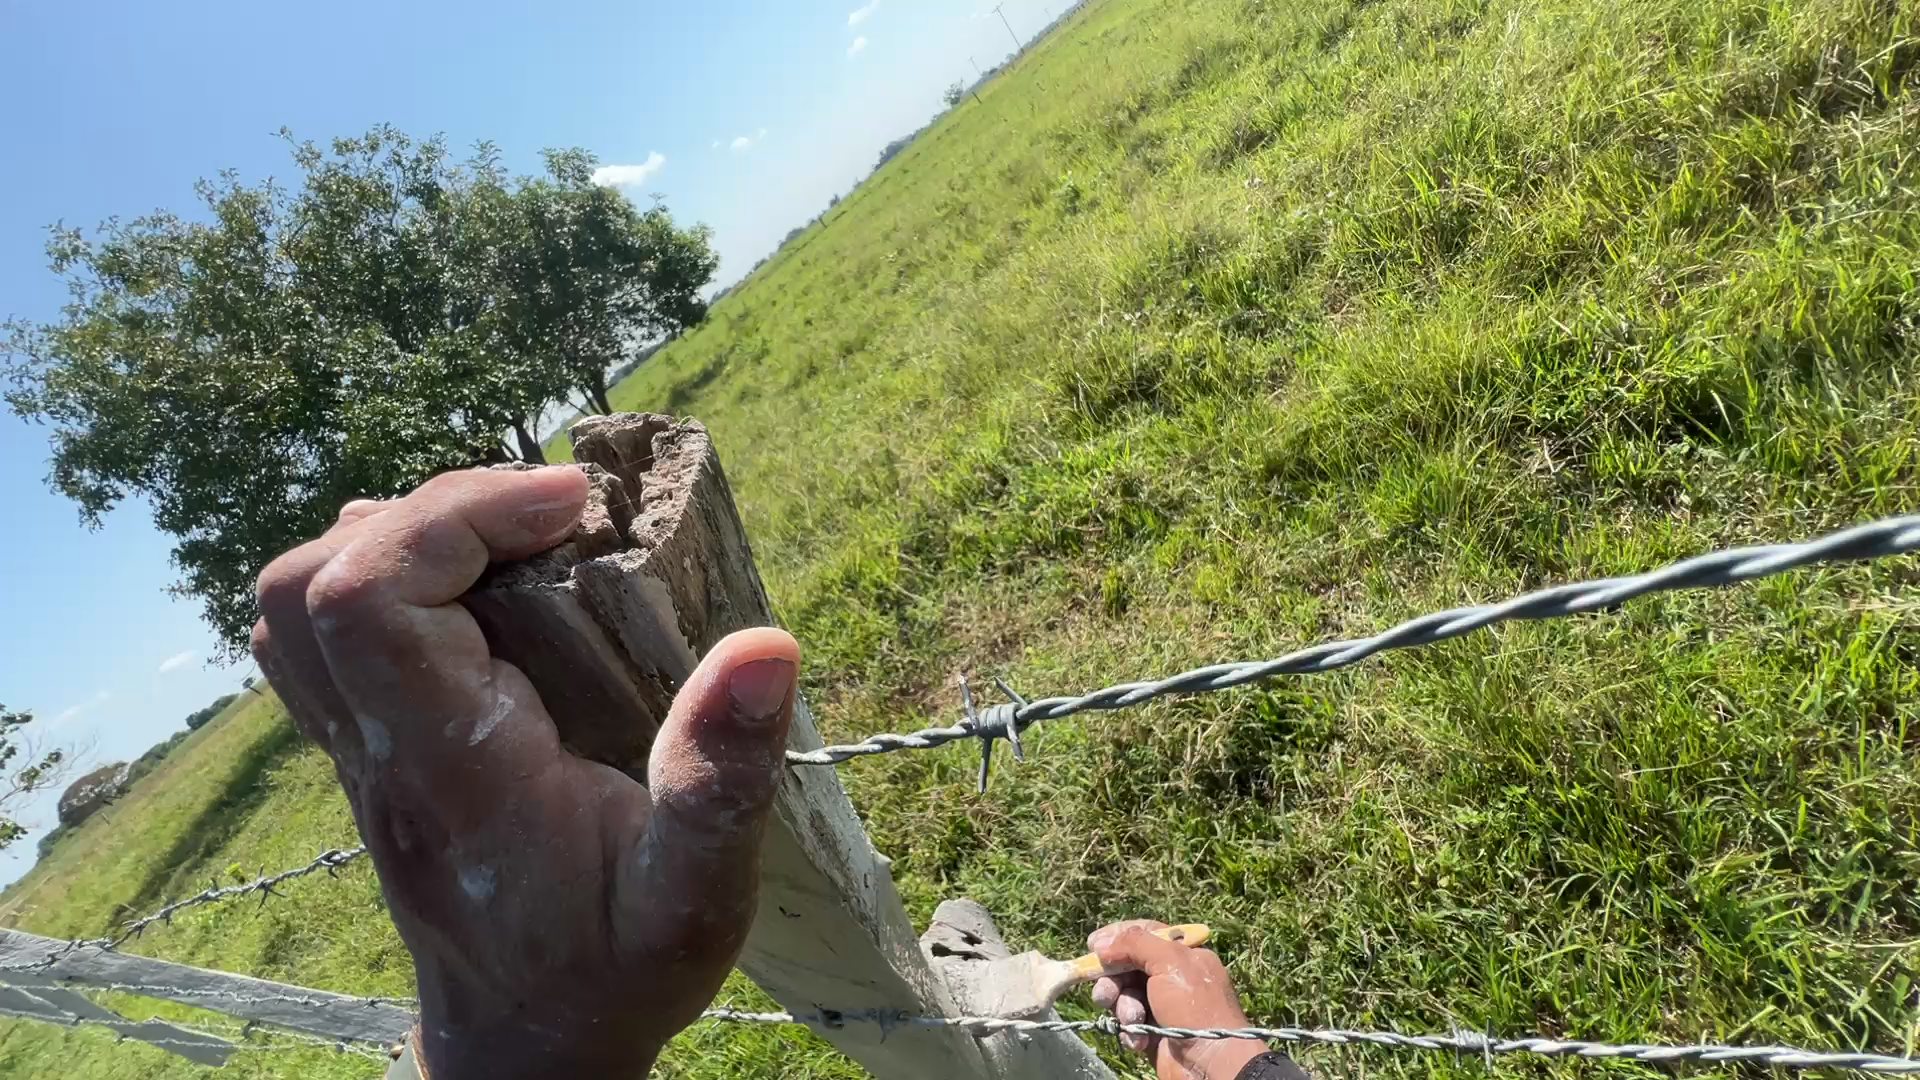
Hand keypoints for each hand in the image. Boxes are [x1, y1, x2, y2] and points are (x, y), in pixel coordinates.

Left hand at [252, 466, 798, 1079]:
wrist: (532, 1050)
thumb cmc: (619, 971)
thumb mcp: (697, 890)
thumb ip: (724, 773)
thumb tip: (767, 646)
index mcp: (451, 770)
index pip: (371, 598)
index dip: (461, 517)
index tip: (575, 505)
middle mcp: (382, 754)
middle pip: (315, 583)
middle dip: (437, 513)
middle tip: (553, 514)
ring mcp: (366, 759)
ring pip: (304, 609)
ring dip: (408, 540)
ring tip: (520, 535)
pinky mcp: (381, 760)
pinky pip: (335, 641)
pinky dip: (396, 579)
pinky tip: (482, 588)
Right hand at [1089, 920, 1271, 1079]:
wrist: (1212, 1067)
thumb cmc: (1195, 1007)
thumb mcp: (1169, 961)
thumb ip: (1134, 943)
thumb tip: (1101, 945)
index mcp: (1183, 954)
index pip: (1144, 933)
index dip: (1117, 937)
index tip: (1093, 945)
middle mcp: (1172, 977)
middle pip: (1128, 965)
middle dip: (1113, 977)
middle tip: (1104, 991)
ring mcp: (1162, 1006)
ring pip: (1124, 994)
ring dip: (1122, 1006)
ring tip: (1130, 1019)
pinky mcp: (1153, 1033)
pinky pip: (1128, 1023)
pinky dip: (1129, 1030)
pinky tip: (1137, 1037)